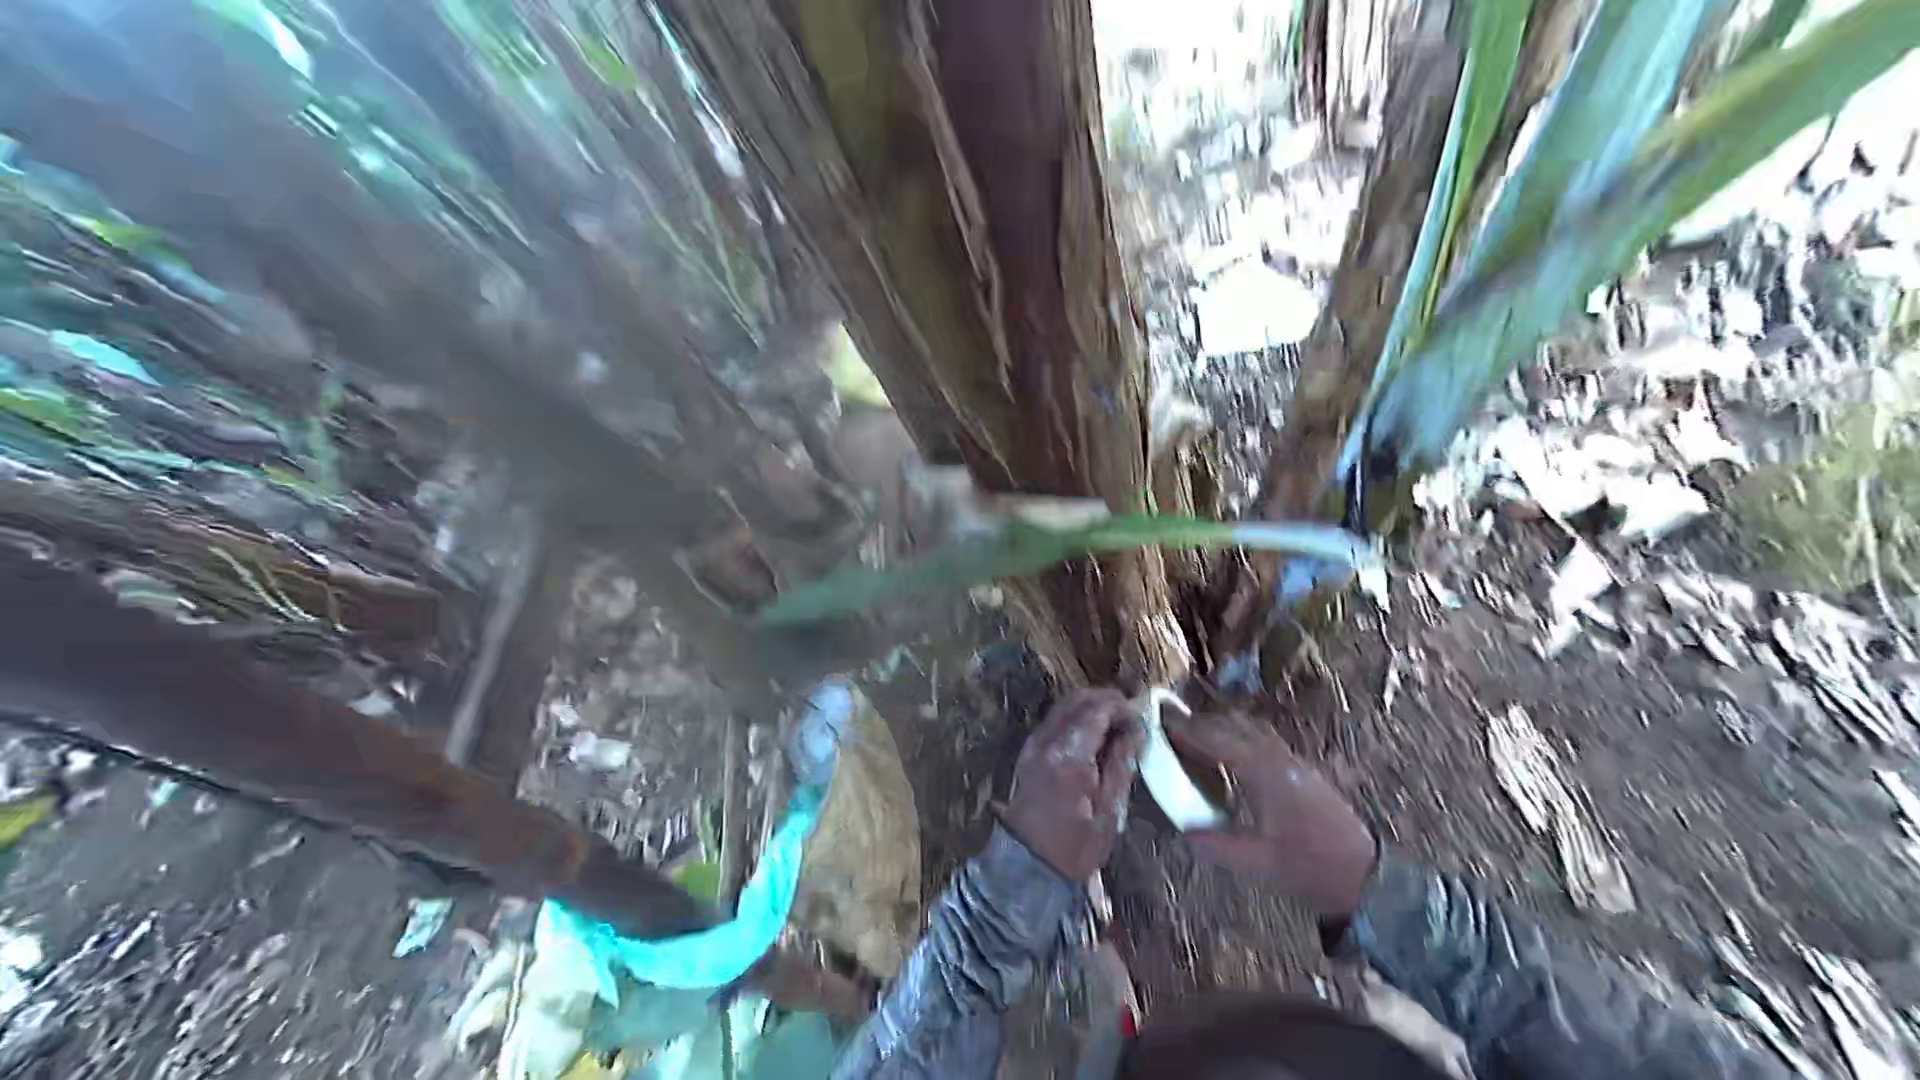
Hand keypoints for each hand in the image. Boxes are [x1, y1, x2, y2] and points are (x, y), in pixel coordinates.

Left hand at [1001, 688, 1144, 879]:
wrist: (1026, 865)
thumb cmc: (1074, 846)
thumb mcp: (1109, 813)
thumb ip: (1123, 765)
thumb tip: (1138, 729)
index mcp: (1068, 756)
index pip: (1097, 710)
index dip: (1122, 706)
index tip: (1143, 714)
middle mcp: (1046, 741)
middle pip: (1078, 700)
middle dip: (1107, 700)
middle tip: (1132, 715)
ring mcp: (1033, 743)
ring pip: (1064, 706)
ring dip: (1092, 706)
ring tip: (1118, 723)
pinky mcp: (1029, 750)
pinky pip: (1055, 720)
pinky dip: (1077, 717)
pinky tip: (1096, 734)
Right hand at [1168, 717, 1376, 917]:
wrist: (1366, 876)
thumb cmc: (1309, 867)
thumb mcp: (1257, 863)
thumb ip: (1216, 846)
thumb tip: (1184, 833)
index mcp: (1261, 772)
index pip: (1215, 739)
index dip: (1186, 730)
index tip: (1162, 722)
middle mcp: (1276, 758)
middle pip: (1232, 725)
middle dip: (1200, 723)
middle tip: (1172, 729)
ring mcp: (1292, 761)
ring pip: (1249, 729)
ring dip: (1220, 728)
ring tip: (1197, 739)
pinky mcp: (1302, 770)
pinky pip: (1261, 740)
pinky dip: (1238, 738)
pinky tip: (1230, 757)